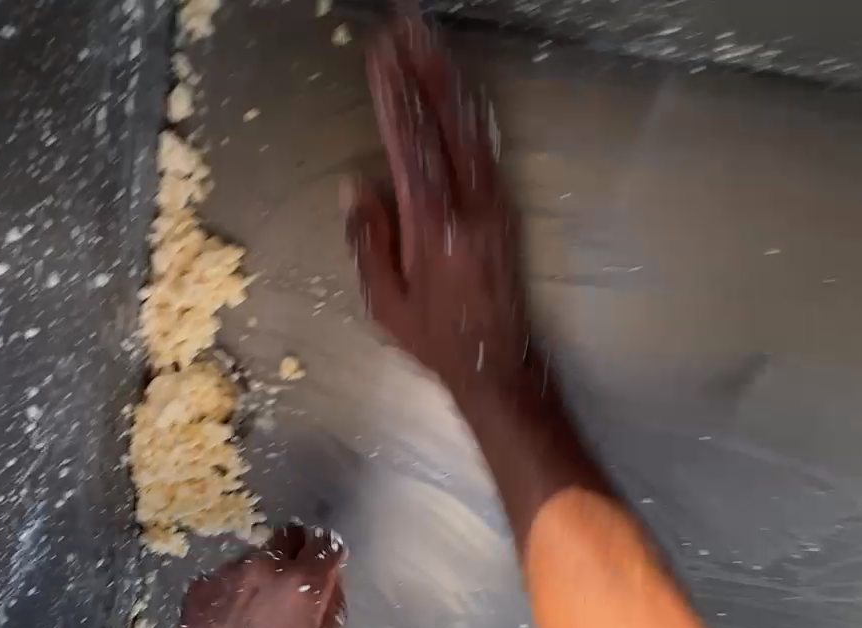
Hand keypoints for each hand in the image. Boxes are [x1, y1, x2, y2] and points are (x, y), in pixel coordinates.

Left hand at [150, 525, 346, 627]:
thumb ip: (333, 614)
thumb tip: (333, 585)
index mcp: (302, 583)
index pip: (326, 545)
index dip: (331, 552)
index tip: (329, 563)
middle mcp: (265, 565)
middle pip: (290, 535)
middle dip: (299, 549)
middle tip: (297, 578)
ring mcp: (229, 571)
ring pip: (257, 556)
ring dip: (265, 572)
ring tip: (259, 608)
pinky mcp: (202, 582)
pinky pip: (229, 576)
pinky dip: (237, 588)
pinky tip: (233, 617)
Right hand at [346, 17, 528, 396]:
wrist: (496, 360)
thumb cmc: (433, 338)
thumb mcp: (385, 302)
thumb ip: (369, 241)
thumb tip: (356, 186)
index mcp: (434, 226)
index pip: (410, 144)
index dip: (394, 95)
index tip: (380, 54)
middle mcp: (471, 203)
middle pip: (449, 119)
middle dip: (426, 67)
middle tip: (407, 23)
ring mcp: (495, 202)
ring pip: (474, 126)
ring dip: (450, 79)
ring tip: (430, 41)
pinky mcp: (505, 207)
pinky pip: (485, 146)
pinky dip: (469, 110)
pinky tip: (458, 90)